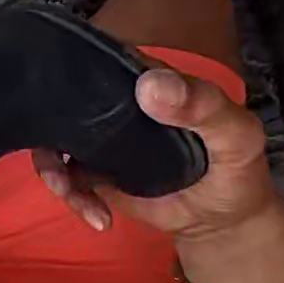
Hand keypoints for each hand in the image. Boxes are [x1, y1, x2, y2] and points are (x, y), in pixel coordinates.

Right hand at [32, 64, 282, 245]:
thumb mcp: (236, 136)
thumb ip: (203, 107)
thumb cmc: (233, 169)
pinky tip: (100, 218)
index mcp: (142, 80)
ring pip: (51, 142)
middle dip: (47, 133)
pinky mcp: (89, 171)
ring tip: (70, 194)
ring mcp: (96, 138)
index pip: (96, 61)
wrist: (221, 221)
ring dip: (52, 172)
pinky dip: (73, 199)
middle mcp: (112, 105)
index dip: (70, 73)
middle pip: (58, 103)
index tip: (61, 99)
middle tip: (60, 170)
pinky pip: (62, 176)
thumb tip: (149, 84)